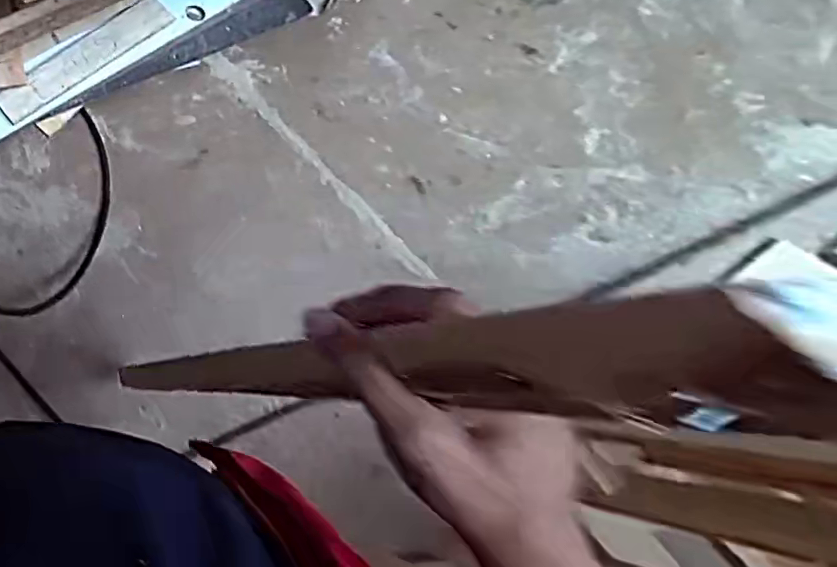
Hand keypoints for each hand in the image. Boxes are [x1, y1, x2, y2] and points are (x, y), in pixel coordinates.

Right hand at [304, 286, 597, 566]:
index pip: (437, 304)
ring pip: (446, 339)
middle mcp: (518, 369)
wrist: (528, 558)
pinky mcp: (512, 411)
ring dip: (396, 337)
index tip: (339, 318)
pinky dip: (414, 358)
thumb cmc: (476, 495)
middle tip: (342, 332)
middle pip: (440, 317)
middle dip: (383, 317)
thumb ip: (364, 370)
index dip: (381, 303)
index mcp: (504, 365)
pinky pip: (454, 363)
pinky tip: (392, 378)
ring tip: (358, 352)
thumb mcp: (411, 430)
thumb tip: (316, 318)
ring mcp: (519, 390)